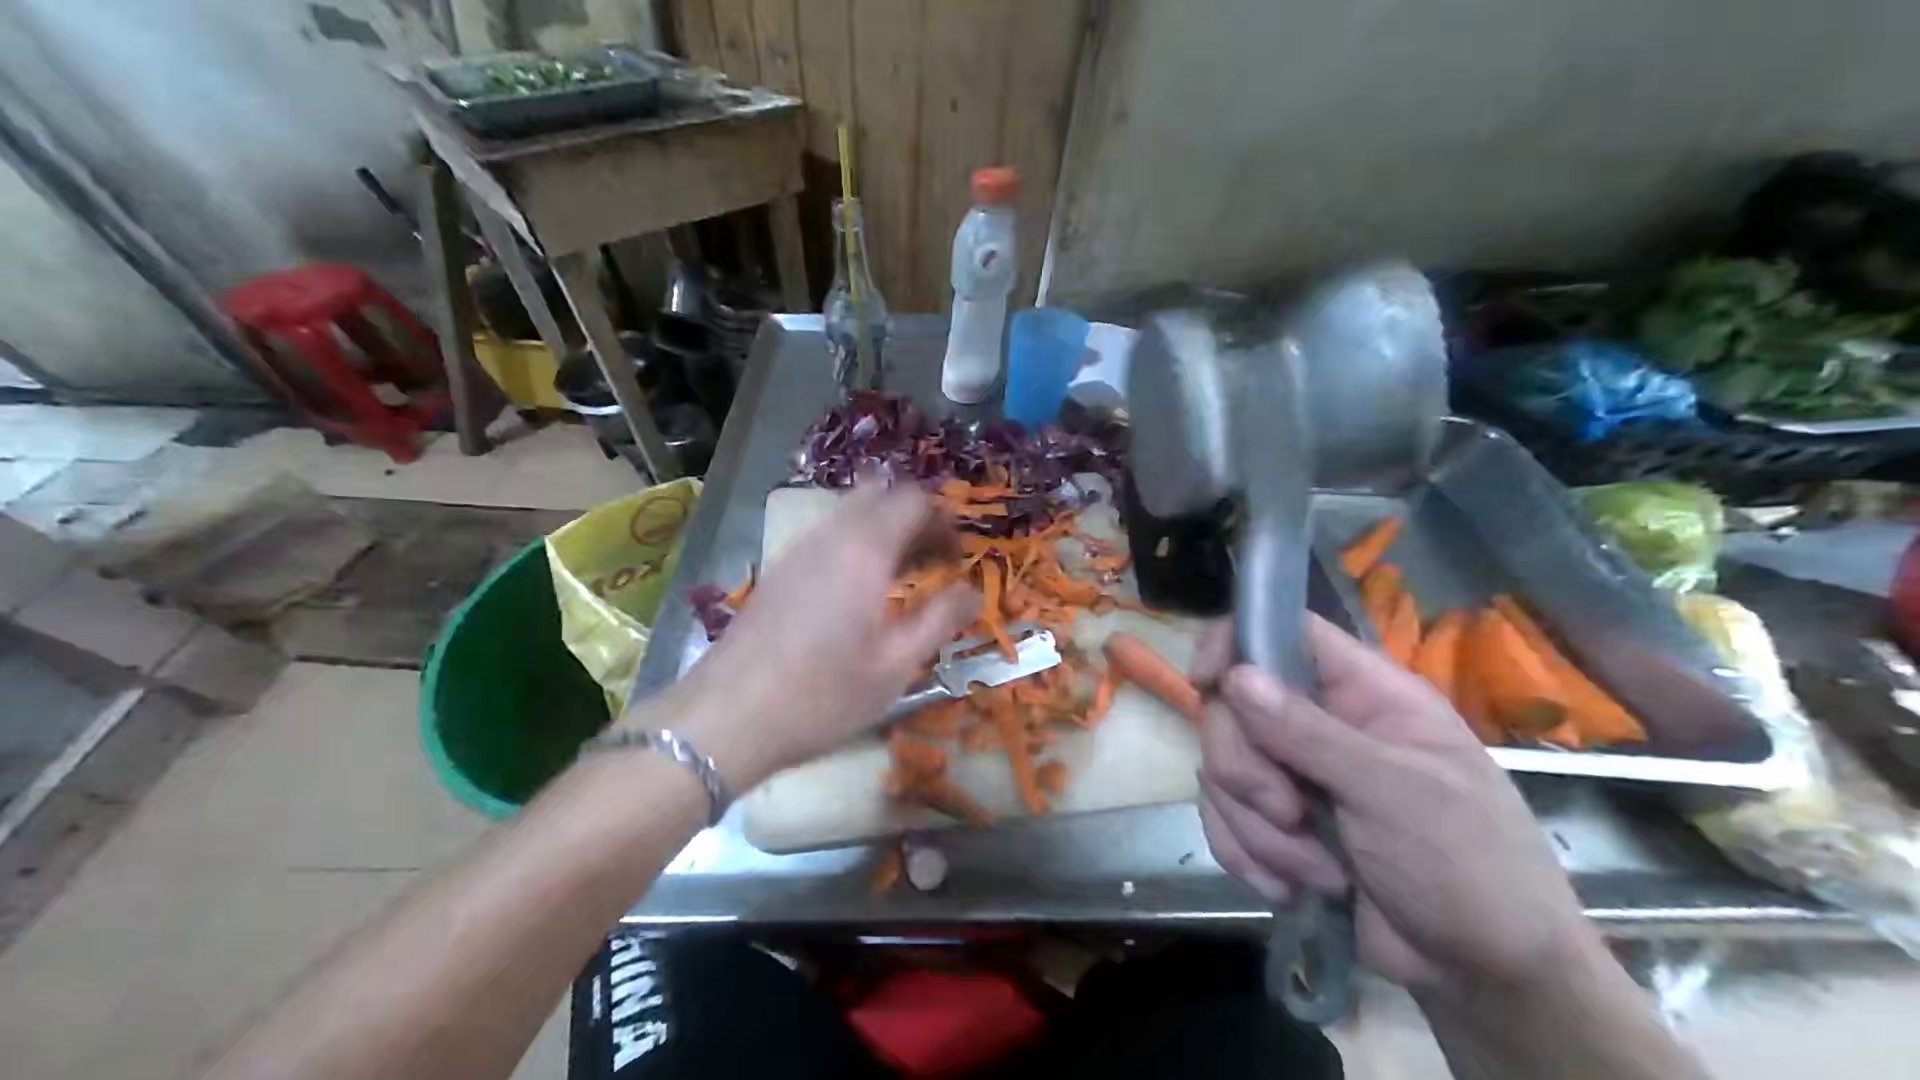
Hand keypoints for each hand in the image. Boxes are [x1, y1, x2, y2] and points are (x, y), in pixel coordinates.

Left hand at [640, 482, 977, 790]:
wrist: (727, 718)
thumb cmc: (821, 694)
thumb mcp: (896, 665)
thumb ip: (940, 620)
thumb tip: (973, 592)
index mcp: (864, 549)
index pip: (912, 500)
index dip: (943, 518)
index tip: (958, 554)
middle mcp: (829, 535)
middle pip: (878, 494)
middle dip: (912, 516)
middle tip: (932, 557)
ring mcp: (797, 550)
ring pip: (848, 513)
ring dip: (882, 530)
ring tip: (902, 576)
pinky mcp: (778, 570)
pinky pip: (826, 535)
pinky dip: (855, 544)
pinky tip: (860, 591)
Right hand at [1194, 615, 1597, 992]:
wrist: (1484, 979)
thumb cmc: (1470, 868)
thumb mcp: (1400, 795)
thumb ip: (1312, 734)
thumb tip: (1236, 677)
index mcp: (1362, 693)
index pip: (1283, 632)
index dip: (1234, 642)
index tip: (1206, 681)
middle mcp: (1318, 723)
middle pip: (1232, 707)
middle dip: (1247, 769)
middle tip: (1289, 812)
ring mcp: (1291, 775)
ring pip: (1220, 768)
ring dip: (1257, 827)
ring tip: (1318, 867)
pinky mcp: (1272, 825)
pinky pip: (1221, 818)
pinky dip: (1246, 854)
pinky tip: (1292, 885)